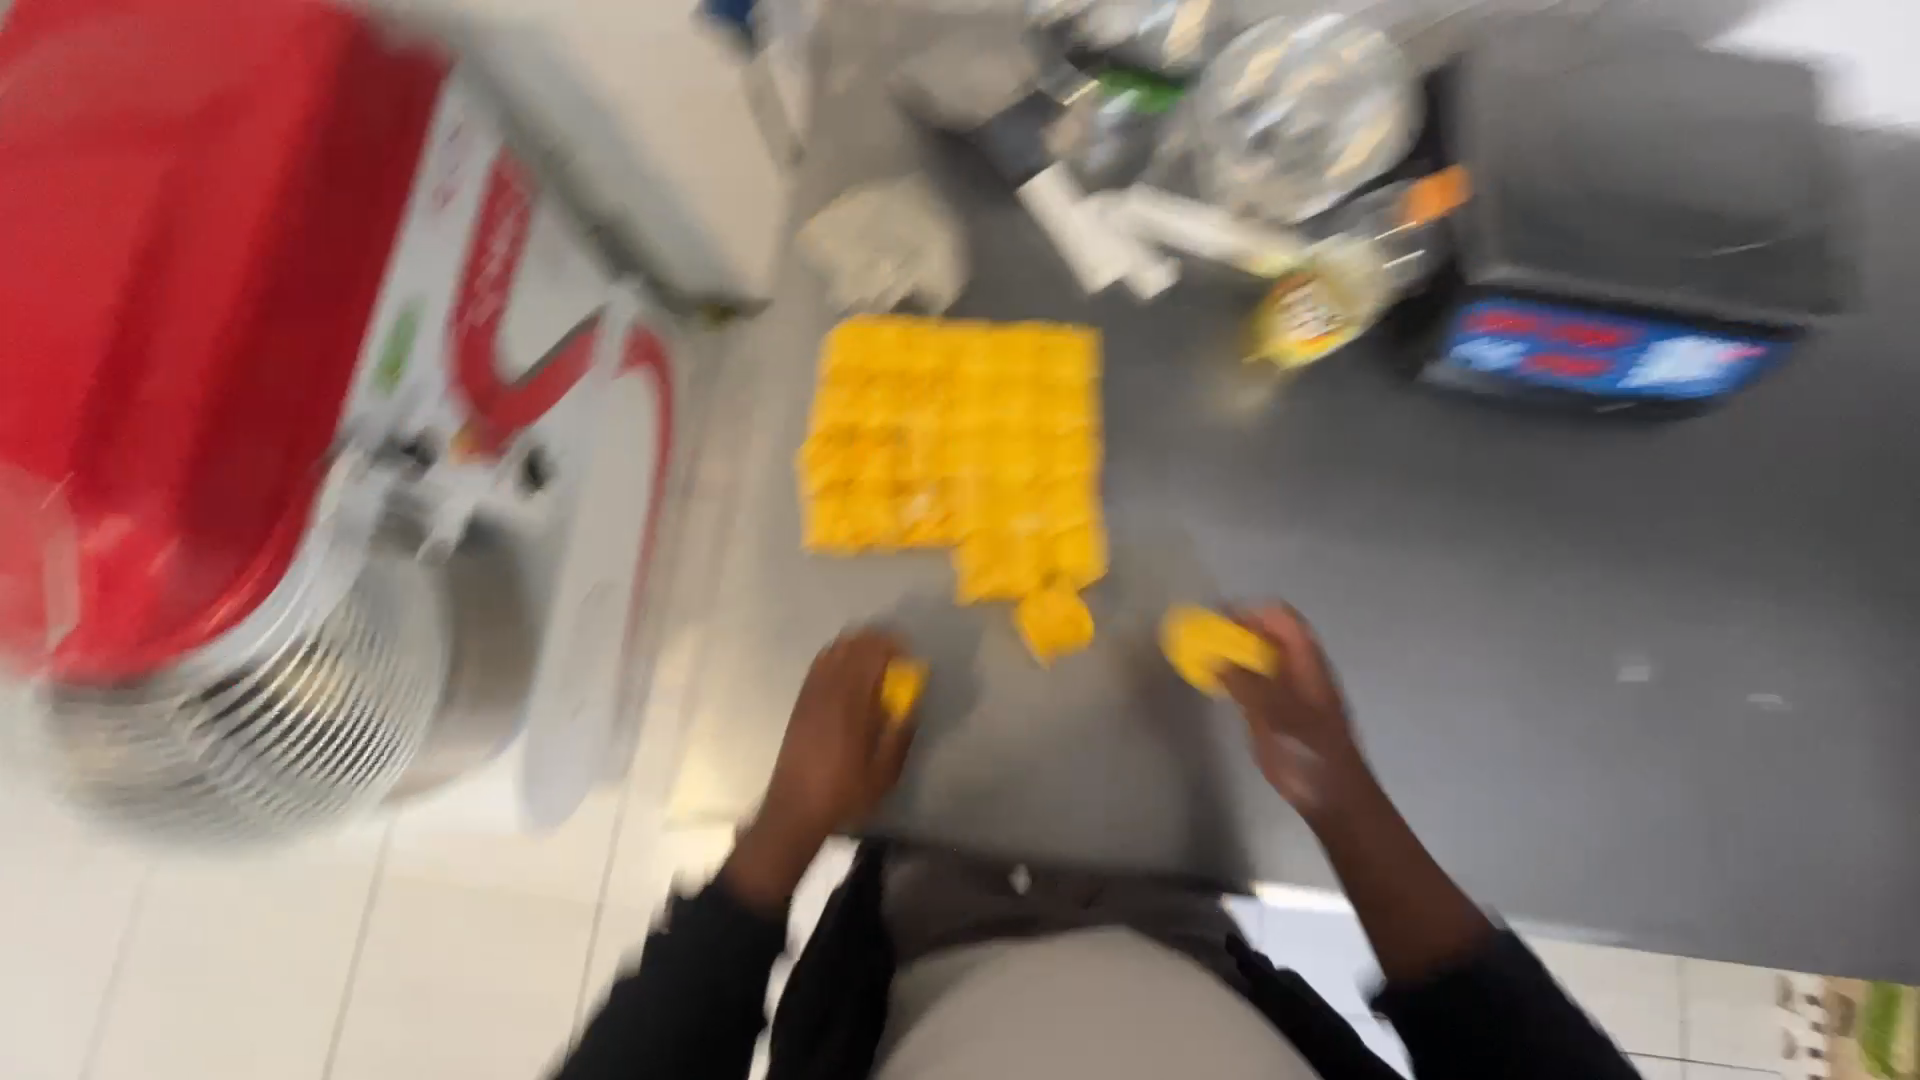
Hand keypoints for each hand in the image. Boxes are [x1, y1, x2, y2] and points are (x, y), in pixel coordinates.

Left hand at [726, 627, 912, 911]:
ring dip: (856, 645)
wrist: (795, 808)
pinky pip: (819, 665)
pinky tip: (848, 669)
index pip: (872, 655)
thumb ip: (900, 734)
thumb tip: (911, 705)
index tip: (908, 655)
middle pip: (852, 645)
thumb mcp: (884, 771)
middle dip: (876, 641)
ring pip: (834, 650)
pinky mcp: (800, 701)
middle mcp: (829, 691)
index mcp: (852, 704)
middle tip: (895, 652)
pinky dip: (837, 656)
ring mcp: (811, 694)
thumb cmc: (844, 792)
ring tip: (873, 657)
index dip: (892, 646)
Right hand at [1218, 605, 1377, 822]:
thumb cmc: (1306, 753)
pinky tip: (1229, 692)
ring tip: (1212, 665)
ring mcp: (1302, 692)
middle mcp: (1306, 670)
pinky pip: (1268, 681)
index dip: (1249, 612)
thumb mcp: (1270, 713)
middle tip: (1208, 643)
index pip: (1280, 617)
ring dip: (1241, 655)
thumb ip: (1243, 682)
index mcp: (1307, 662)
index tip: (1216, 622)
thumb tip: (1217, 659)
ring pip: (1270, 658)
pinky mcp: (1294, 713)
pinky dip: (1246, 677)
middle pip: (1274, 635)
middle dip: (1240, 632)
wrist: (1337, 799)